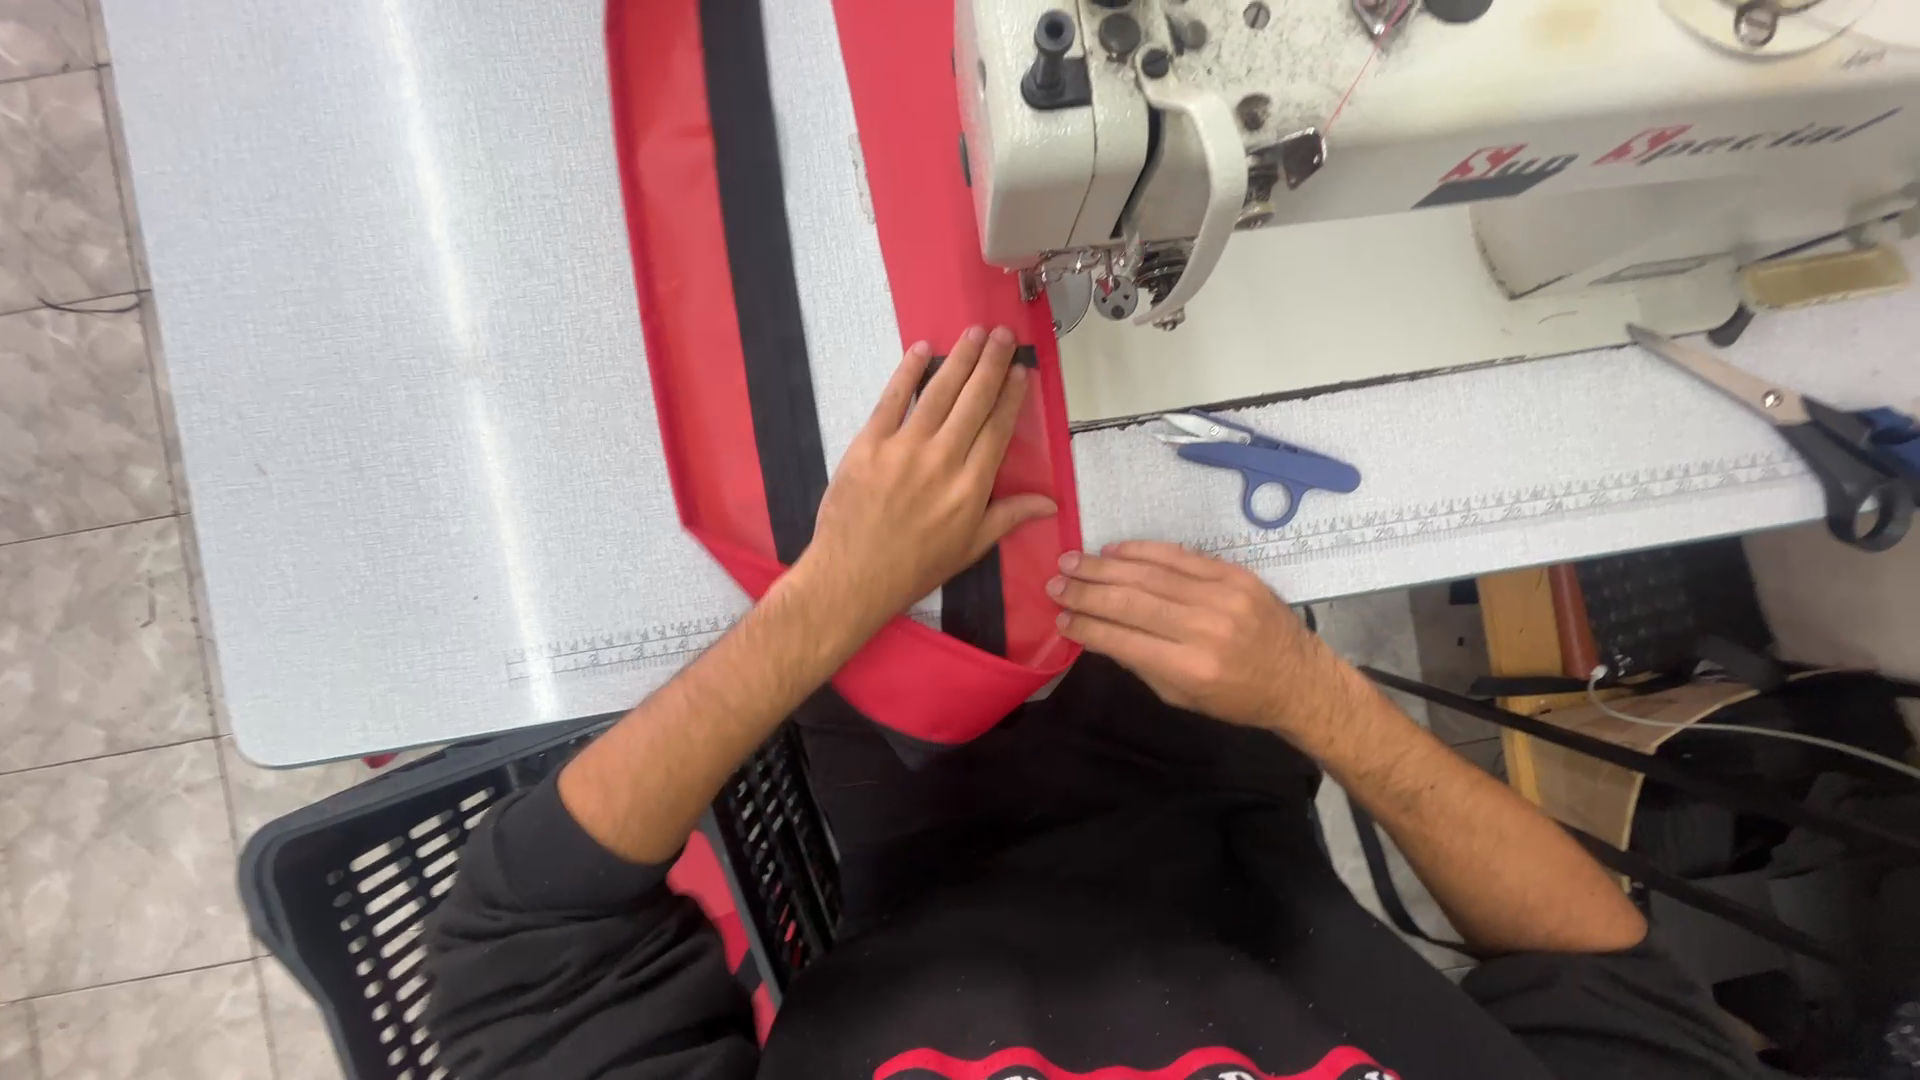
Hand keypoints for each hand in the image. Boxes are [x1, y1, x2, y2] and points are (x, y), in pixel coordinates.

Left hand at [796, 326, 1057, 633]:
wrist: (853, 576)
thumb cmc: (915, 566)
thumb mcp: (970, 548)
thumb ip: (1009, 516)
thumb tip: (1050, 503)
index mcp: (972, 486)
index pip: (998, 428)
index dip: (1011, 396)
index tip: (1021, 371)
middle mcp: (943, 459)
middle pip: (973, 401)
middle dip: (992, 364)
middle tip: (1003, 334)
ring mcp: (904, 448)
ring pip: (938, 393)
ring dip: (959, 359)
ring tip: (975, 333)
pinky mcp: (868, 444)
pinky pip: (891, 399)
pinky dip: (907, 373)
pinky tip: (921, 350)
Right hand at [1049, 541, 1355, 738]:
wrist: (1299, 680)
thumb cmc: (1235, 698)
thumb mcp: (1180, 696)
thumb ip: (1137, 661)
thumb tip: (1093, 630)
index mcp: (1189, 668)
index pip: (1121, 638)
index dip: (1084, 626)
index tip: (1058, 618)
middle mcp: (1204, 627)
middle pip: (1129, 600)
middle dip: (1084, 591)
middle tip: (1054, 584)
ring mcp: (1221, 596)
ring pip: (1148, 573)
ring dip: (1103, 566)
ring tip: (1071, 562)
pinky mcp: (1233, 574)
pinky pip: (1178, 555)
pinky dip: (1141, 550)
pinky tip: (1113, 551)